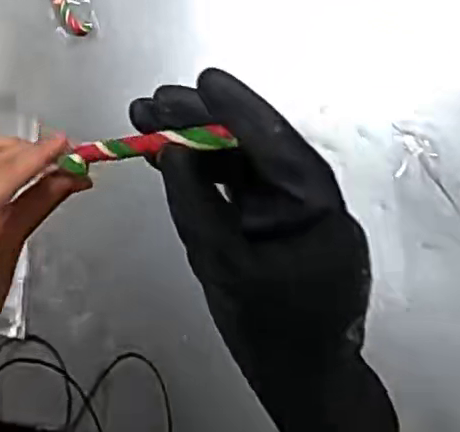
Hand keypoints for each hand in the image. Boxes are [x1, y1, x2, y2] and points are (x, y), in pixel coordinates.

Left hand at [0, 133, 88, 350]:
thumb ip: (39, 202)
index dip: (39, 154)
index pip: (6, 170)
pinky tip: (4, 156)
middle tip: (62, 154)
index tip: (67, 143)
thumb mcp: (11, 250)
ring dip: (6, 145)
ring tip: (38, 155)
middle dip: (28, 150)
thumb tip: (73, 176)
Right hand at [132, 69, 396, 431]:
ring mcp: (285, 203)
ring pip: (236, 154)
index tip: (203, 79)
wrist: (301, 380)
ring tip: (145, 119)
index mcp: (315, 204)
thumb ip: (194, 203)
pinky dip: (197, 164)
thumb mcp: (225, 264)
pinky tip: (164, 152)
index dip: (237, 106)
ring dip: (191, 136)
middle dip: (199, 118)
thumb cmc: (272, 330)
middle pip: (249, 140)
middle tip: (152, 102)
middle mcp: (304, 193)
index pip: (274, 140)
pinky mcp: (266, 213)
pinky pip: (230, 178)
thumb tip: (169, 149)